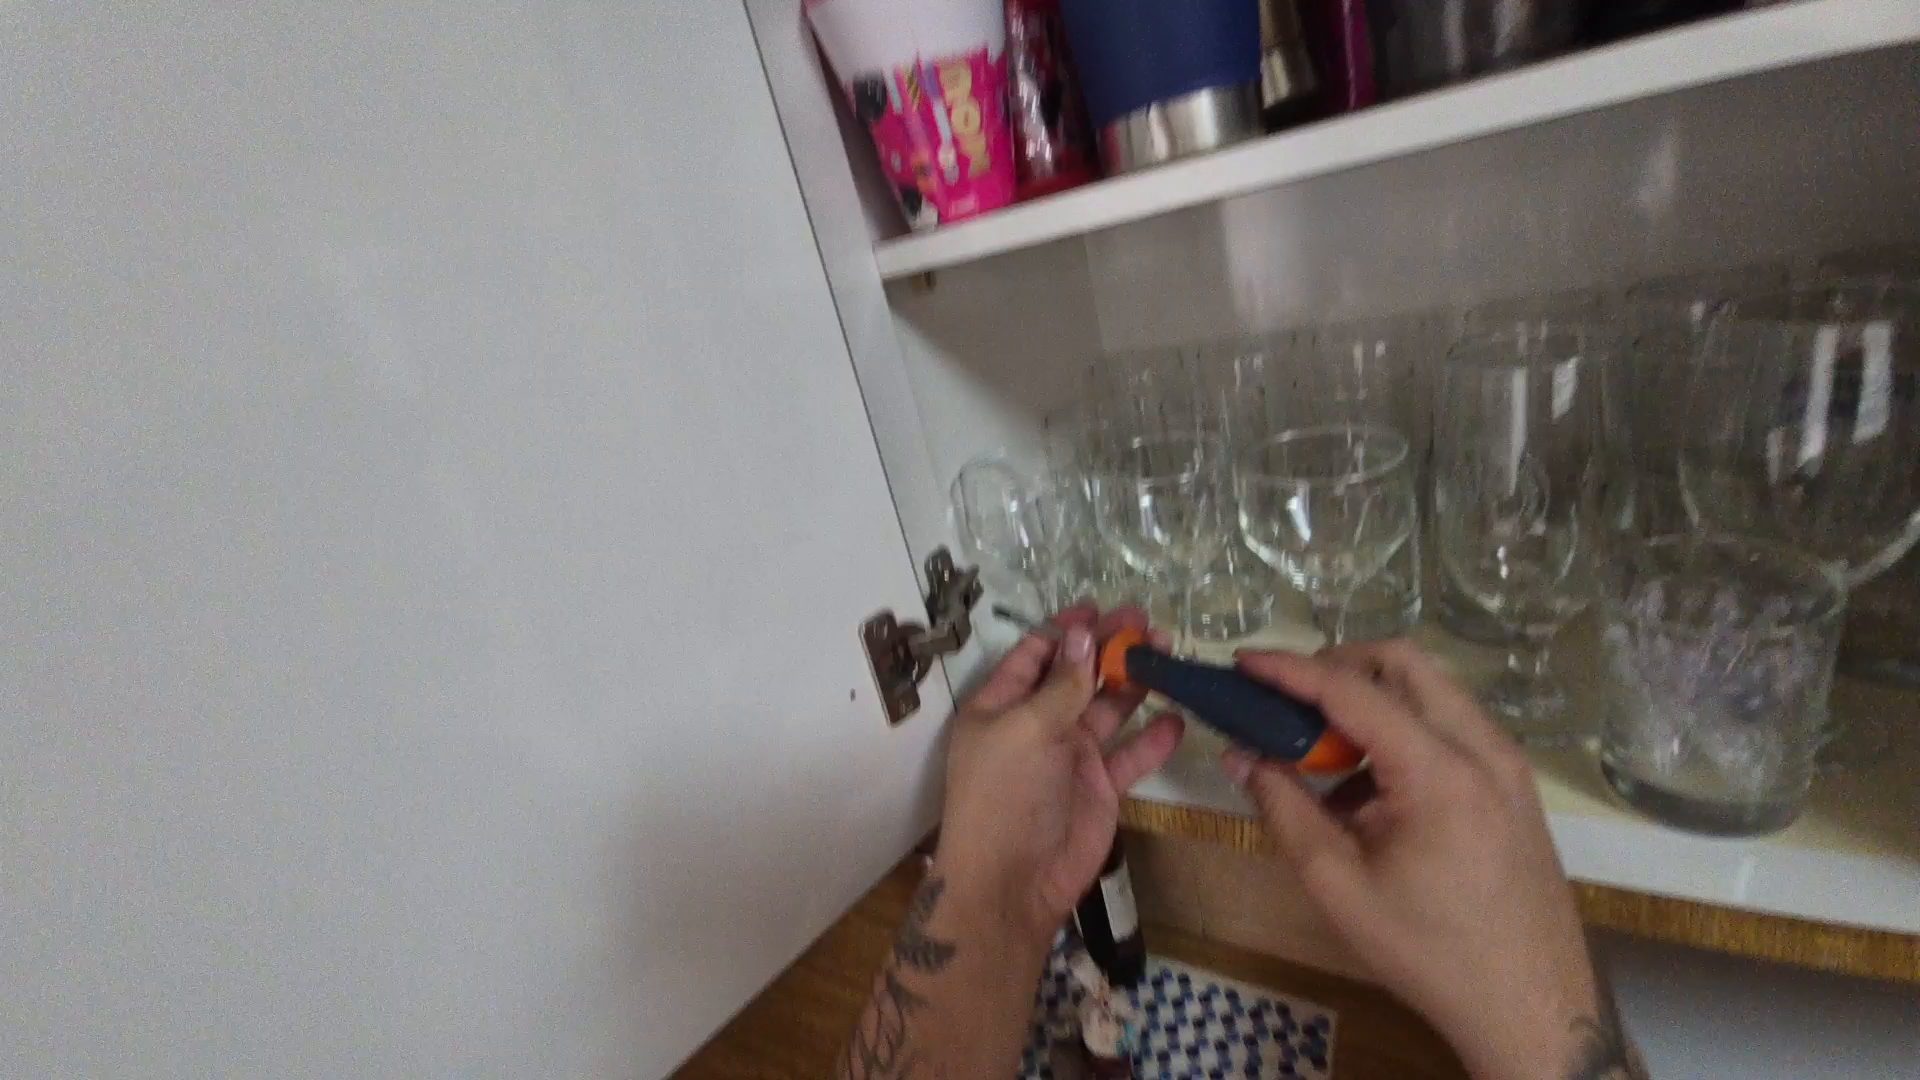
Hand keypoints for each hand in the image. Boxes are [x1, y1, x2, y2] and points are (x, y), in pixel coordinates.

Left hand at [933, 602, 1184, 947]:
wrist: (1014, 881)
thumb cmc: (1006, 794)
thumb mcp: (1027, 729)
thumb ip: (1061, 684)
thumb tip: (1082, 633)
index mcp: (1002, 705)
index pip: (1035, 655)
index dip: (1065, 630)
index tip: (1097, 607)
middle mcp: (1036, 723)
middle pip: (1077, 675)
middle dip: (1108, 648)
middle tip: (1146, 623)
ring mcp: (1069, 754)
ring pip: (1106, 708)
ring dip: (1134, 683)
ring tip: (1167, 655)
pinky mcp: (1099, 786)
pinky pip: (1129, 755)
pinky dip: (1152, 739)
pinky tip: (1177, 719)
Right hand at [1221, 643, 1613, 1079]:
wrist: (1536, 1015)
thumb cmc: (1428, 951)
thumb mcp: (1335, 881)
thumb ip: (1280, 804)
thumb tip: (1237, 753)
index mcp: (1439, 772)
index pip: (1350, 689)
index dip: (1289, 669)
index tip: (1242, 661)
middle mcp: (1482, 749)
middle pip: (1401, 662)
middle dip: (1335, 664)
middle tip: (1289, 697)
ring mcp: (1505, 764)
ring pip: (1425, 687)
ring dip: (1366, 697)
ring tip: (1323, 748)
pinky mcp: (1510, 783)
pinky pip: (1443, 723)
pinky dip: (1394, 727)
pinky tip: (1366, 786)